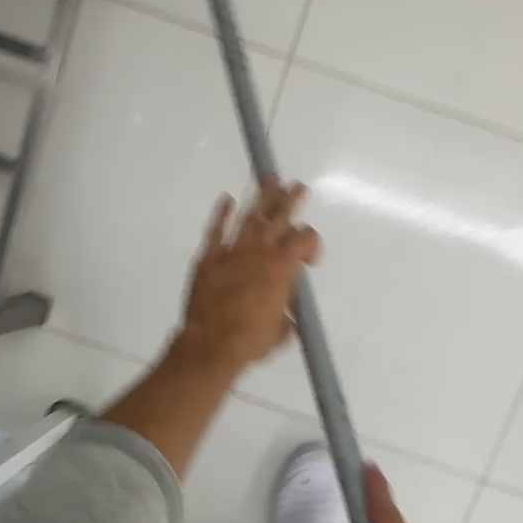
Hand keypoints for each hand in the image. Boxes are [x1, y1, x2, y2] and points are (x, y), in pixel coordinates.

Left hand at [174, 179, 319, 371]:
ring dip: (261, 197)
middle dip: (290, 201)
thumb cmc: (251, 340)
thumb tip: (284, 317)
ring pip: (250, 217)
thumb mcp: (281, 331)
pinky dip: (221, 214)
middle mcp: (260, 252)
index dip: (313, 245)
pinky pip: (216, 230)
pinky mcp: (209, 258)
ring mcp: (232, 251)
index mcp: (282, 267)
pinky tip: (227, 199)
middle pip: (279, 217)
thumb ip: (285, 314)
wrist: (211, 343)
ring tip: (270, 179)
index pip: (305, 239)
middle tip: (298, 186)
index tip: (311, 262)